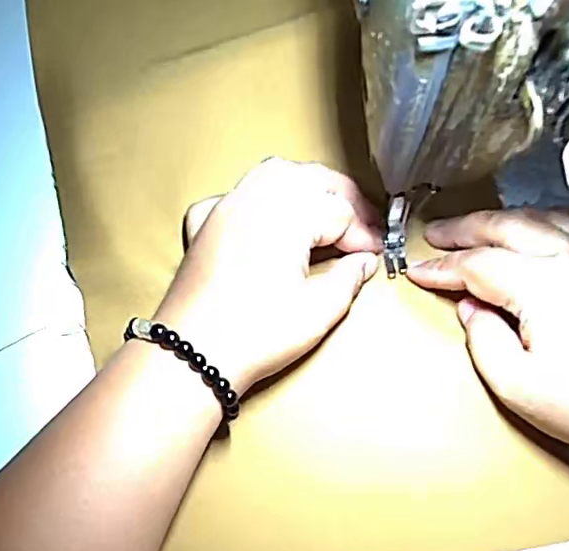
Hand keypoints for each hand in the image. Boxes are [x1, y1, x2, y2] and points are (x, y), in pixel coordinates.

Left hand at [151, 158, 383, 394]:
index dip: (364, 233)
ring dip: (304, 192)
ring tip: (324, 220)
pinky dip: (261, 203)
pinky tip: (270, 222)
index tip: (374, 255)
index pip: (340, 211)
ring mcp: (225, 207)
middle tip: (362, 230)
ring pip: (273, 178)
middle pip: (310, 180)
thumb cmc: (252, 335)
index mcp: (288, 210)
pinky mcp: (204, 227)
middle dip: (342, 202)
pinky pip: (238, 198)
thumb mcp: (318, 311)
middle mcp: (255, 196)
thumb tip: (361, 264)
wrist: (194, 354)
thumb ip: (348, 279)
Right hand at [407, 209, 568, 474]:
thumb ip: (485, 341)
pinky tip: (545, 236)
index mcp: (545, 281)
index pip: (479, 264)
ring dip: (508, 220)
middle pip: (511, 226)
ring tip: (482, 230)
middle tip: (438, 234)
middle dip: (468, 229)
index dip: (443, 268)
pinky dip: (550, 225)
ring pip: (548, 219)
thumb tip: (474, 311)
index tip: (418, 271)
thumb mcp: (517, 385)